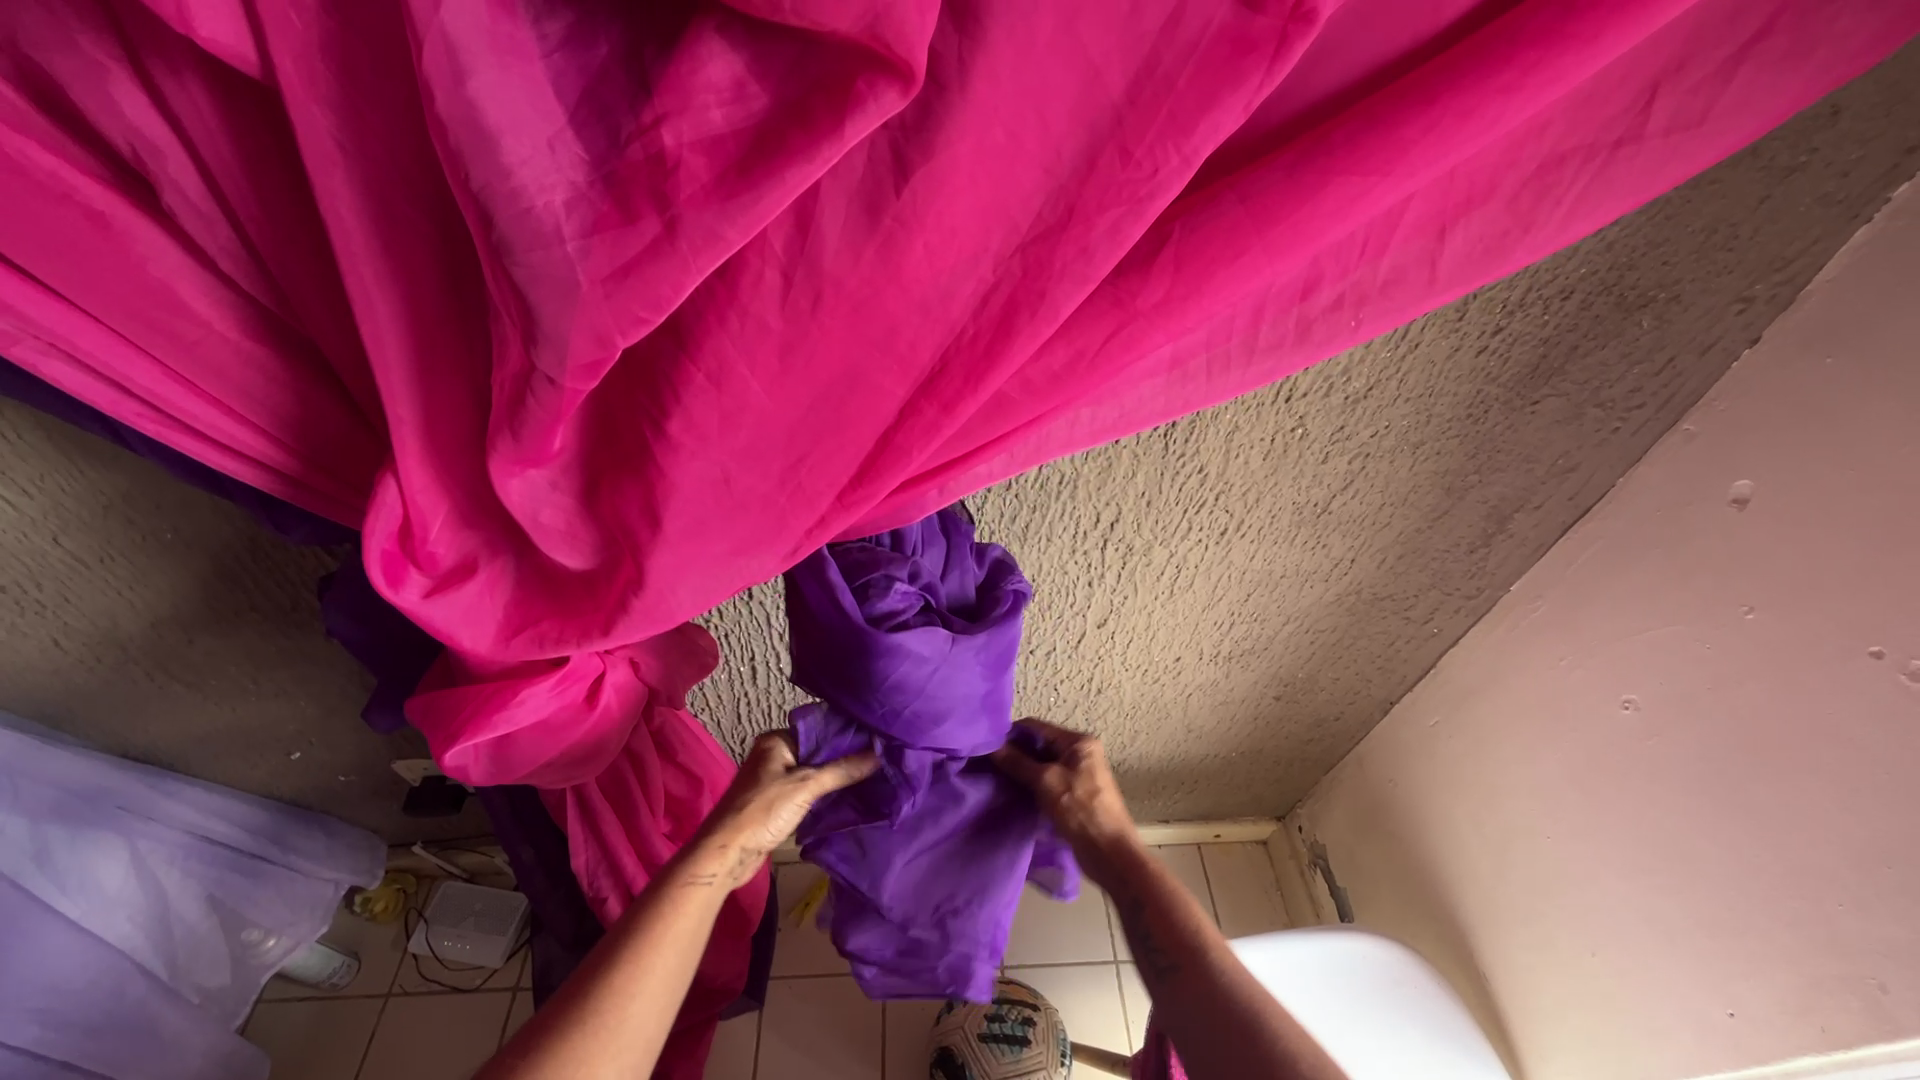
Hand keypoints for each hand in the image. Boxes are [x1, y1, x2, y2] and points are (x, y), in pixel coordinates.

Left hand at [687, 731, 878, 889]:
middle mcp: (775, 755)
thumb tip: (878, 753)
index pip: (820, 729)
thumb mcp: (806, 786)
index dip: (848, 734)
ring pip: (814, 772)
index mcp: (777, 740)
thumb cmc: (762, 812)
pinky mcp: (778, 802)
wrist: (726, 854)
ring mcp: (775, 779)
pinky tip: (850, 795)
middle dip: (846, 757)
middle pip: (818, 751)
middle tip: (881, 758)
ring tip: (873, 775)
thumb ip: (842, 770)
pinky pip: (809, 790)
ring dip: (838, 776)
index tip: (879, 738)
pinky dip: (826, 793)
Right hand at [991, 718, 1140, 883]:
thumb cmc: (1080, 810)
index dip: (1011, 734)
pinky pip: (1045, 783)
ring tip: (993, 778)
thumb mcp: (1046, 781)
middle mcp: (1079, 753)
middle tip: (986, 764)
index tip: (985, 745)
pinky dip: (1029, 786)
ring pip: (1040, 766)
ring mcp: (1076, 775)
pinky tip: (1010, 793)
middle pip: (1038, 745)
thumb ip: (1018, 762)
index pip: (1036, 727)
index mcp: (1078, 742)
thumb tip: (992, 746)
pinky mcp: (1072, 796)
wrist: (1109, 852)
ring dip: (1020, 772)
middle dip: (1014, 754)